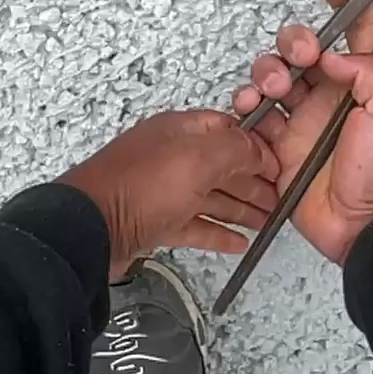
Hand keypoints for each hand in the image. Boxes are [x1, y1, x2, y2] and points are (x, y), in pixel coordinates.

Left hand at [58, 111, 280, 281]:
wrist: (91, 229)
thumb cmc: (139, 187)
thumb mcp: (198, 158)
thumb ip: (237, 149)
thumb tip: (260, 150)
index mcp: (180, 131)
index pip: (228, 130)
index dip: (257, 147)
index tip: (282, 166)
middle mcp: (171, 157)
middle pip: (222, 166)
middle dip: (254, 181)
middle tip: (281, 199)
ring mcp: (161, 192)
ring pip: (211, 197)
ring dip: (241, 209)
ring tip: (267, 222)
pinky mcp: (154, 223)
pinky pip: (194, 225)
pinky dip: (217, 232)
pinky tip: (237, 243)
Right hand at [232, 0, 372, 264]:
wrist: (368, 229)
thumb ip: (369, 72)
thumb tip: (332, 54)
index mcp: (367, 83)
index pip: (359, 31)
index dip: (345, 3)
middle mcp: (332, 96)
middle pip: (304, 49)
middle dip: (295, 41)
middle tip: (301, 57)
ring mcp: (303, 120)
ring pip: (274, 75)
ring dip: (267, 71)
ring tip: (273, 89)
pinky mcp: (278, 145)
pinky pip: (254, 114)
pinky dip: (246, 104)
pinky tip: (251, 108)